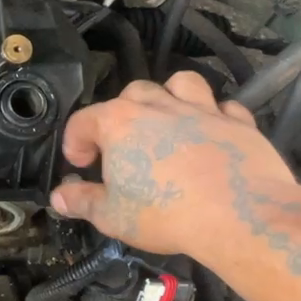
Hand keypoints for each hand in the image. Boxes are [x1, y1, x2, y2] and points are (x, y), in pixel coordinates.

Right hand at [50, 72, 300, 257]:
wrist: (241, 217)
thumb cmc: (166, 215)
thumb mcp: (110, 216)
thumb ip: (81, 201)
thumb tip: (60, 196)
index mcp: (119, 123)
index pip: (82, 120)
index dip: (74, 143)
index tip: (81, 167)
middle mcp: (159, 106)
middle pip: (131, 93)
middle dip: (120, 116)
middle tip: (121, 148)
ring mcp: (202, 110)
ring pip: (181, 83)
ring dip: (169, 98)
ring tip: (165, 124)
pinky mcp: (238, 123)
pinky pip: (223, 107)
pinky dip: (213, 116)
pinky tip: (208, 136)